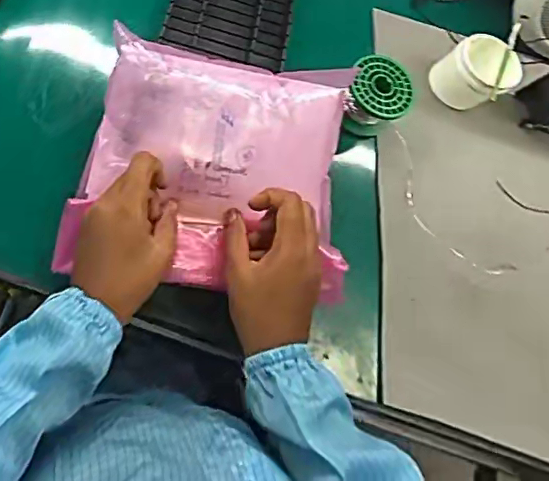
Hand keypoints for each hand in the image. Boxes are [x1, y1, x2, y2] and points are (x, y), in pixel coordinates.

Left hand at [71, 152, 178, 322]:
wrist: (92, 306)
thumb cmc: (131, 280)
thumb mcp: (161, 253)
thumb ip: (169, 221)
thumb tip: (168, 204)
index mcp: (125, 203)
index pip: (141, 161)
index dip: (158, 168)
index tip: (164, 192)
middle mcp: (106, 200)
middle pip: (131, 176)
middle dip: (148, 192)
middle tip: (154, 222)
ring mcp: (93, 210)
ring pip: (120, 190)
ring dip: (135, 202)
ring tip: (141, 233)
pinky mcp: (86, 222)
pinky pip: (109, 203)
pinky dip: (122, 210)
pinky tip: (126, 237)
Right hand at [223, 188, 321, 356]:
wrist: (277, 352)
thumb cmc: (255, 311)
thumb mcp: (237, 272)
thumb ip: (235, 237)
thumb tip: (233, 213)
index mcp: (293, 248)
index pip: (291, 202)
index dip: (270, 195)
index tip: (250, 208)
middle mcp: (310, 251)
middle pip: (302, 209)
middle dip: (276, 209)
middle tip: (254, 226)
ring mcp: (314, 264)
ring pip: (304, 226)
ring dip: (280, 225)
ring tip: (254, 246)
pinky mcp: (313, 275)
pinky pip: (304, 243)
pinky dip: (286, 240)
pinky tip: (264, 259)